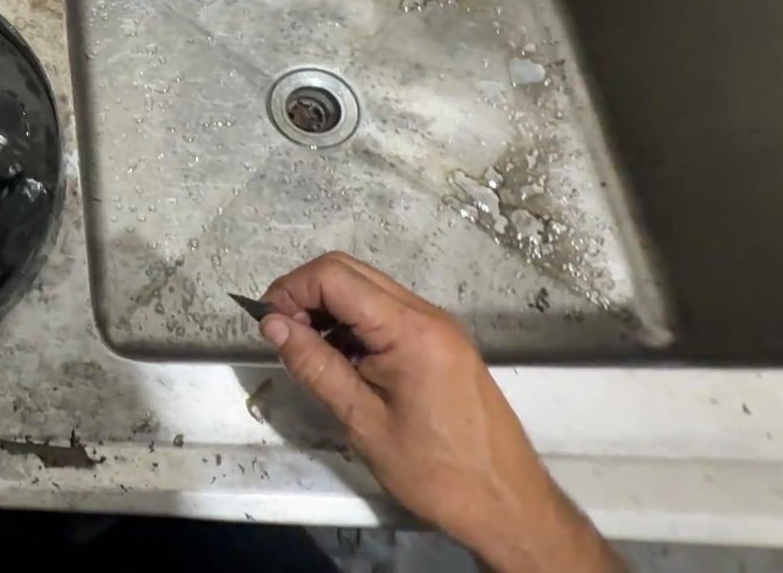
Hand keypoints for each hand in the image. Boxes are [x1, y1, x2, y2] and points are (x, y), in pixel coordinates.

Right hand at [260, 252, 622, 572]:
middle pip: (347, 270)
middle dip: (304, 292)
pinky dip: (349, 320)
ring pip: (364, 286)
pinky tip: (340, 357)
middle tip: (282, 331)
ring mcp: (436, 327)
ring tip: (308, 348)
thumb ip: (314, 365)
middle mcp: (426, 314)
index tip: (270, 325)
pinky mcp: (440, 342)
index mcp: (409, 330)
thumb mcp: (362, 421)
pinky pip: (382, 309)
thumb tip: (271, 324)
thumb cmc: (436, 472)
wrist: (513, 511)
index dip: (291, 290)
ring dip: (326, 305)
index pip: (333, 277)